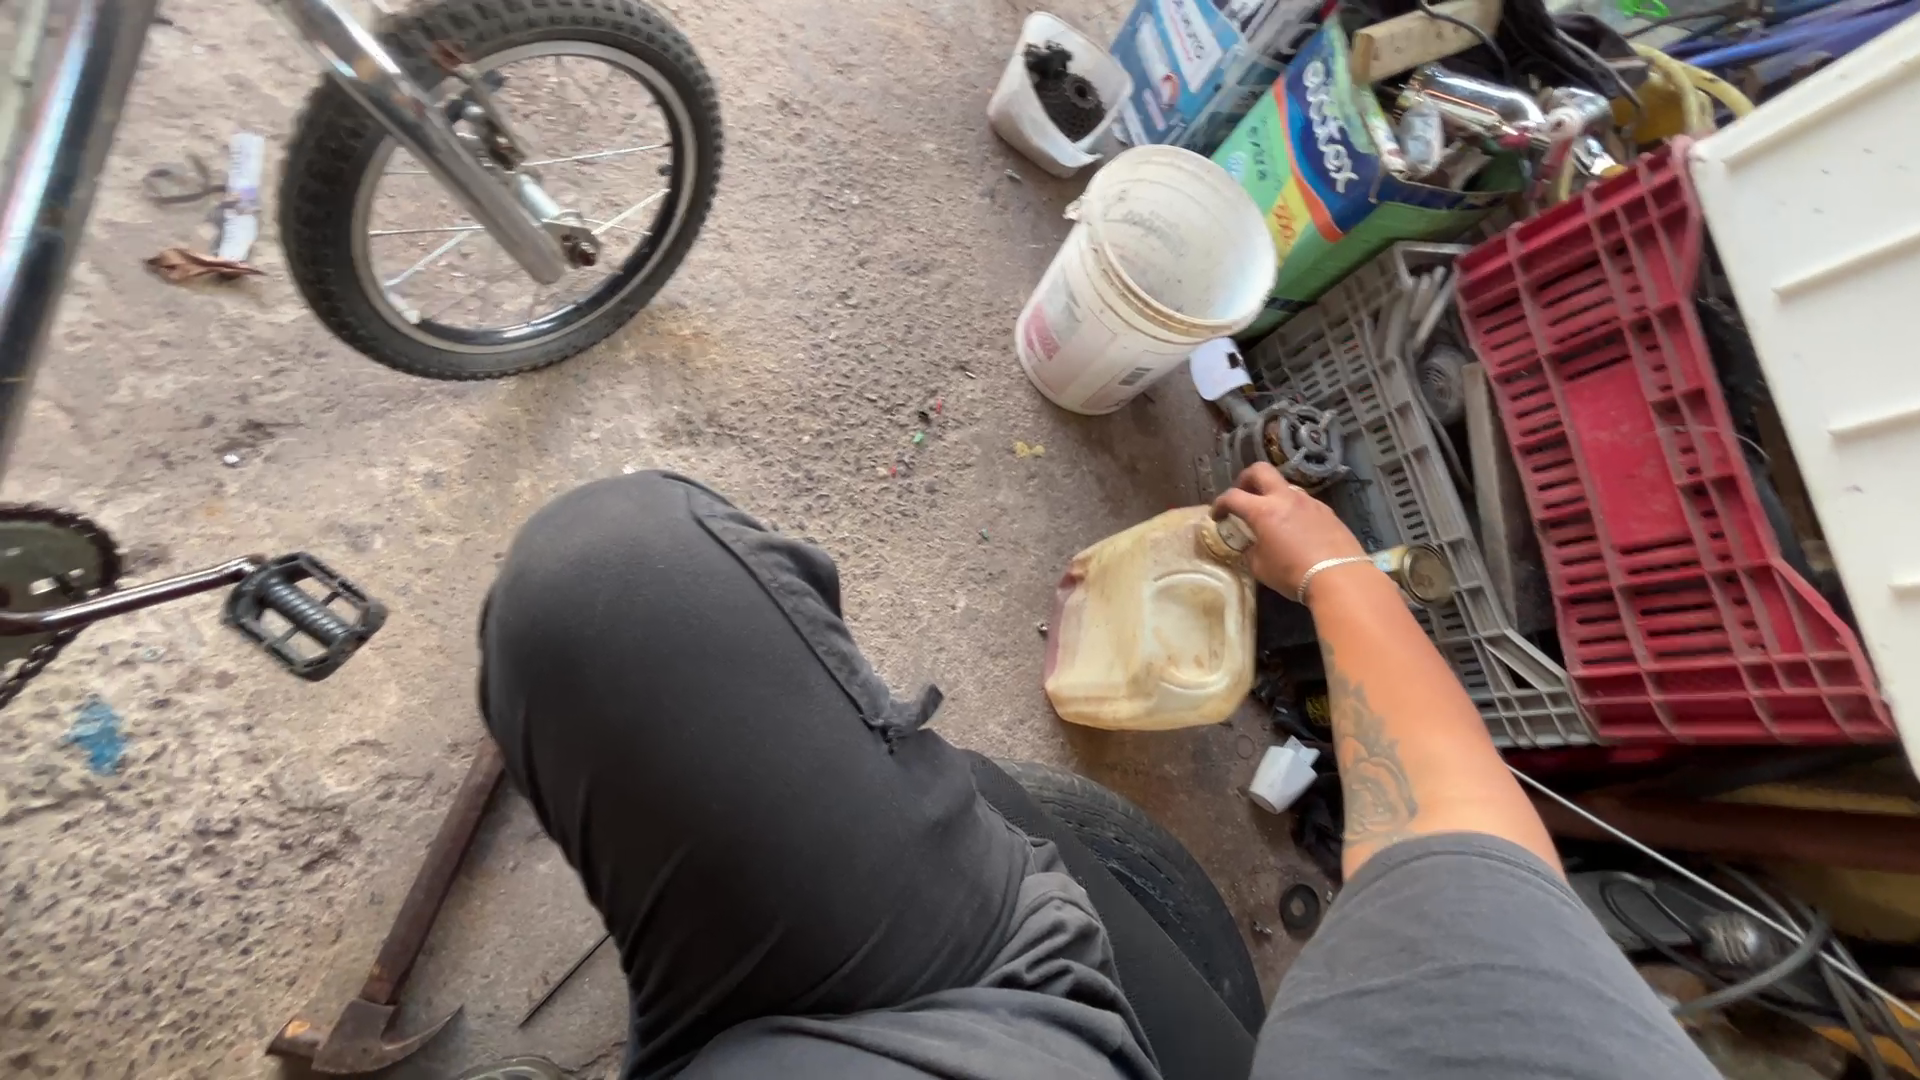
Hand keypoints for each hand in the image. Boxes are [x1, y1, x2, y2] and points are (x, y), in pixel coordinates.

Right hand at [1212, 463, 1365, 596]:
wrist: (1340, 577)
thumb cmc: (1293, 573)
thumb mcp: (1260, 567)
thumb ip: (1251, 550)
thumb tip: (1251, 545)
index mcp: (1263, 511)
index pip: (1232, 497)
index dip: (1219, 504)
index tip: (1217, 516)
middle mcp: (1285, 498)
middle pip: (1260, 470)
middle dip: (1246, 479)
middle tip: (1242, 495)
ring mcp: (1309, 502)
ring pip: (1284, 486)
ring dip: (1272, 495)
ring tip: (1271, 517)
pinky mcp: (1327, 511)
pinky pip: (1303, 503)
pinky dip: (1292, 509)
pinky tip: (1295, 529)